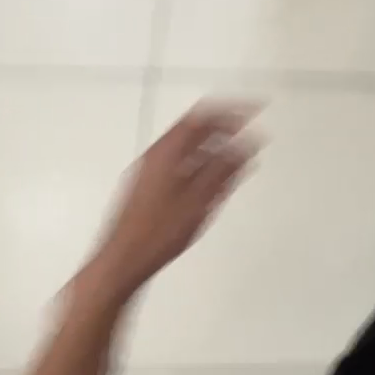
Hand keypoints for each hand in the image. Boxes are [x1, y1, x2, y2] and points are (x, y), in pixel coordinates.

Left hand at [75, 102, 260, 308]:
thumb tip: (246, 145)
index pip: (203, 116)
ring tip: (236, 154)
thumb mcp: (200, 199)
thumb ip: (225, 169)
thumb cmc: (158, 233)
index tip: (254, 110)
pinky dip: (201, 160)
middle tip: (247, 127)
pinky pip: (179, 161)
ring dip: (212, 143)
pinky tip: (213, 179)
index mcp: (167, 153)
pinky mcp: (146, 188)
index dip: (231, 110)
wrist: (121, 264)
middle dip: (223, 125)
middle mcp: (155, 156)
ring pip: (185, 145)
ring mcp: (148, 172)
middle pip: (193, 127)